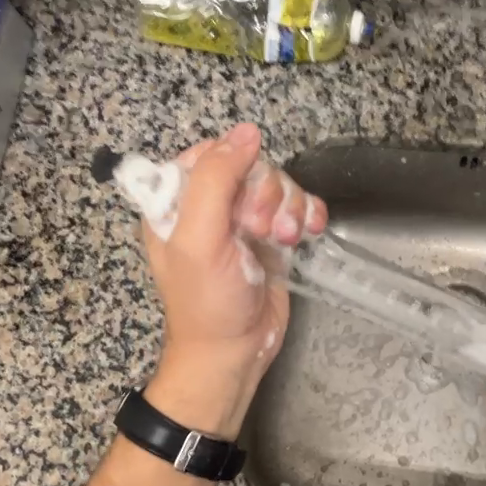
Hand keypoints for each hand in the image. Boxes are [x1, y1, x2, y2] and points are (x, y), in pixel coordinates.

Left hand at [141, 123, 326, 436]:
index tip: (238, 201)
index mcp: (176, 202)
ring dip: (290, 208)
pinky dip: (308, 215)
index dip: (232, 168)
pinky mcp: (274, 238)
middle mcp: (209, 207)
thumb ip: (215, 180)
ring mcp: (245, 222)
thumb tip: (247, 132)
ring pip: (278, 185)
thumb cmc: (207, 301)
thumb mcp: (199, 238)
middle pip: (251, 167)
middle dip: (266, 194)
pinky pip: (298, 206)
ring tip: (286, 240)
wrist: (236, 353)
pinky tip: (309, 233)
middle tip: (260, 229)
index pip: (209, 154)